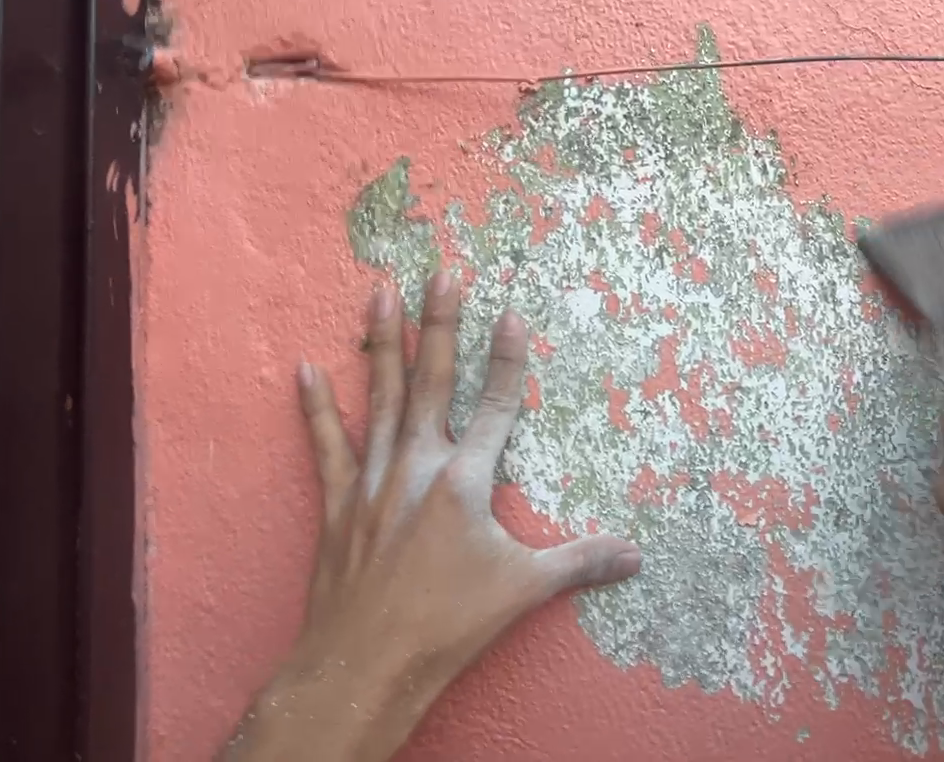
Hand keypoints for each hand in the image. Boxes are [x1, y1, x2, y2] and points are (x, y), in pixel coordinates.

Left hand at [224, 272, 642, 761]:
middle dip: (440, 323)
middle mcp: (419, 467)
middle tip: (442, 273)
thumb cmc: (449, 625)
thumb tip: (638, 556)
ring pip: (380, 398)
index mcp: (466, 482)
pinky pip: (326, 447)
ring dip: (381, 343)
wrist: (363, 670)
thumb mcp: (525, 590)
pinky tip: (304, 368)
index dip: (507, 357)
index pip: (495, 404)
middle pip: (432, 381)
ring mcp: (374, 482)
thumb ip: (582, 562)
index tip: (510, 311)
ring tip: (380, 293)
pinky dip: (315, 408)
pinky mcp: (339, 504)